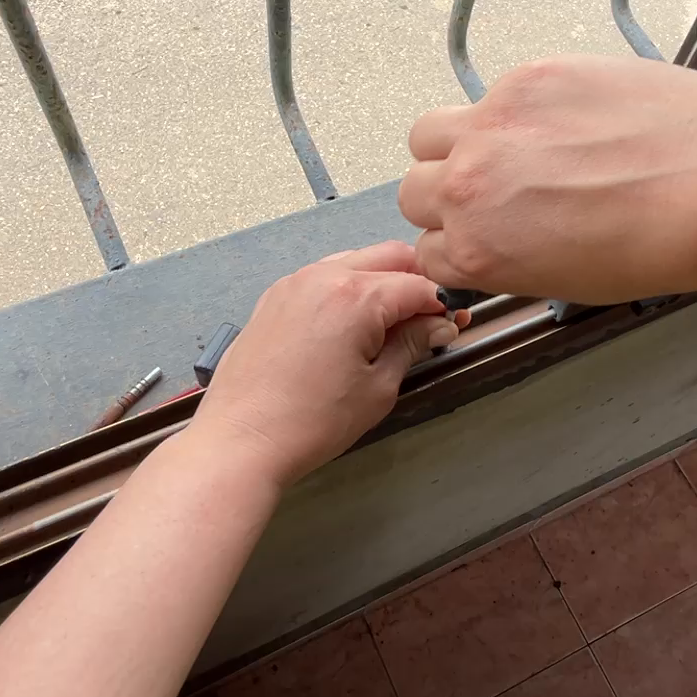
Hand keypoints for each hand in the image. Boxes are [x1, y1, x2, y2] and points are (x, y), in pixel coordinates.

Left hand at [189, 242, 464, 488]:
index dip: (443, 305)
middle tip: (428, 319)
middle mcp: (324, 276)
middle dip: (416, 281)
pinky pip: (323, 276)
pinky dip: (347, 288)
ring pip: (354, 261)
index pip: (418, 285)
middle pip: (389, 257)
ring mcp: (294, 283)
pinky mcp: (275, 297)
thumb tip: (438, 326)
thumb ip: (412, 346)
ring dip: (381, 281)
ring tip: (391, 322)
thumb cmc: (311, 422)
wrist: (242, 440)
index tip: (454, 324)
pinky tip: (352, 323)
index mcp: (356, 296)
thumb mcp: (378, 387)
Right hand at [399, 55, 696, 302]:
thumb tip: (490, 238)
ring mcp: (493, 124)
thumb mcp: (568, 281)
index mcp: (479, 251)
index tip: (478, 235)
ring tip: (503, 150)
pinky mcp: (528, 76)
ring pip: (427, 135)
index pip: (425, 250)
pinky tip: (560, 120)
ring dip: (452, 147)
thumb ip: (506, 260)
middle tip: (491, 194)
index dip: (454, 245)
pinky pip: (489, 96)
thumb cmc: (663, 246)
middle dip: (444, 199)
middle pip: (413, 191)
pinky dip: (510, 112)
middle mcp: (469, 187)